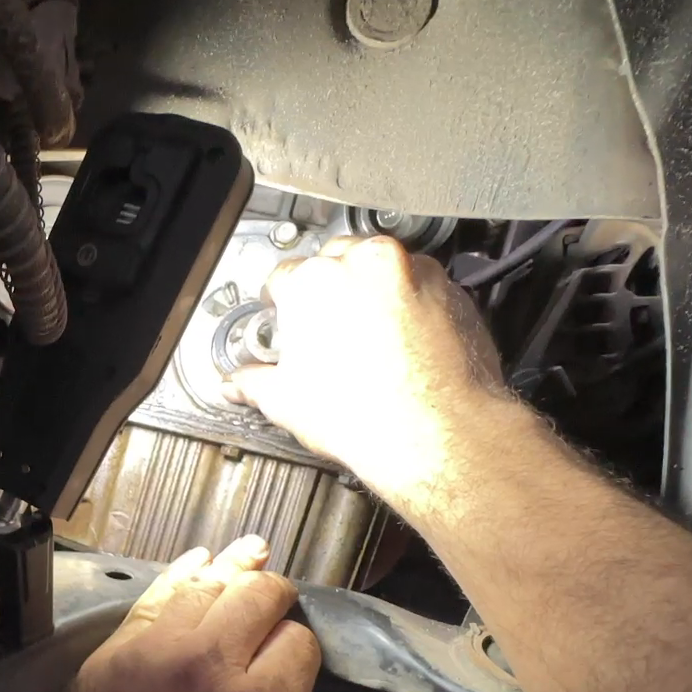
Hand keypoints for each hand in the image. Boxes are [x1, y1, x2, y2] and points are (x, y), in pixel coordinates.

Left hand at [19, 535, 348, 691]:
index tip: (294, 665)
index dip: (302, 648)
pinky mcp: (112, 653)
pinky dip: (182, 572)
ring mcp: (154, 652)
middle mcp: (211, 663)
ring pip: (205, 585)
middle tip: (278, 604)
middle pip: (256, 596)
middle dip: (276, 595)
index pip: (299, 641)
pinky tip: (198, 560)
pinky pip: (154, 597)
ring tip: (253, 553)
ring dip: (234, 569)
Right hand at [222, 236, 511, 507]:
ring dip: (368, 292)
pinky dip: (406, 305)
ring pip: (381, 268)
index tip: (281, 319)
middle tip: (320, 330)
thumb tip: (239, 383)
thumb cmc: (362, 412)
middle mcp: (365, 264)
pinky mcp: (452, 290)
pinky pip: (418, 286)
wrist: (435, 431)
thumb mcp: (282, 399)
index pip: (282, 277)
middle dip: (325, 290)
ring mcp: (414, 273)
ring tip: (361, 339)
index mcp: (313, 281)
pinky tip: (396, 344)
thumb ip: (252, 381)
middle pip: (334, 260)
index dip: (277, 303)